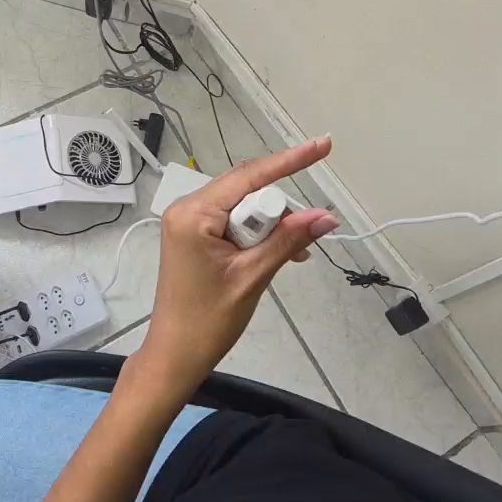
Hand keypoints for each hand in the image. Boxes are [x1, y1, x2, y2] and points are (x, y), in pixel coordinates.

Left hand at [131, 137, 339, 394]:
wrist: (175, 355)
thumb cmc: (208, 321)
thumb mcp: (252, 277)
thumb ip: (288, 240)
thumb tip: (326, 215)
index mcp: (194, 214)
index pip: (249, 176)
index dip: (289, 160)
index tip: (323, 145)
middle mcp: (187, 208)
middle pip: (246, 190)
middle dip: (279, 208)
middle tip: (305, 235)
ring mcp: (188, 221)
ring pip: (242, 205)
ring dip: (270, 225)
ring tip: (294, 254)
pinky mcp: (193, 236)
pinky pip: (233, 221)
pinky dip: (257, 234)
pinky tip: (278, 253)